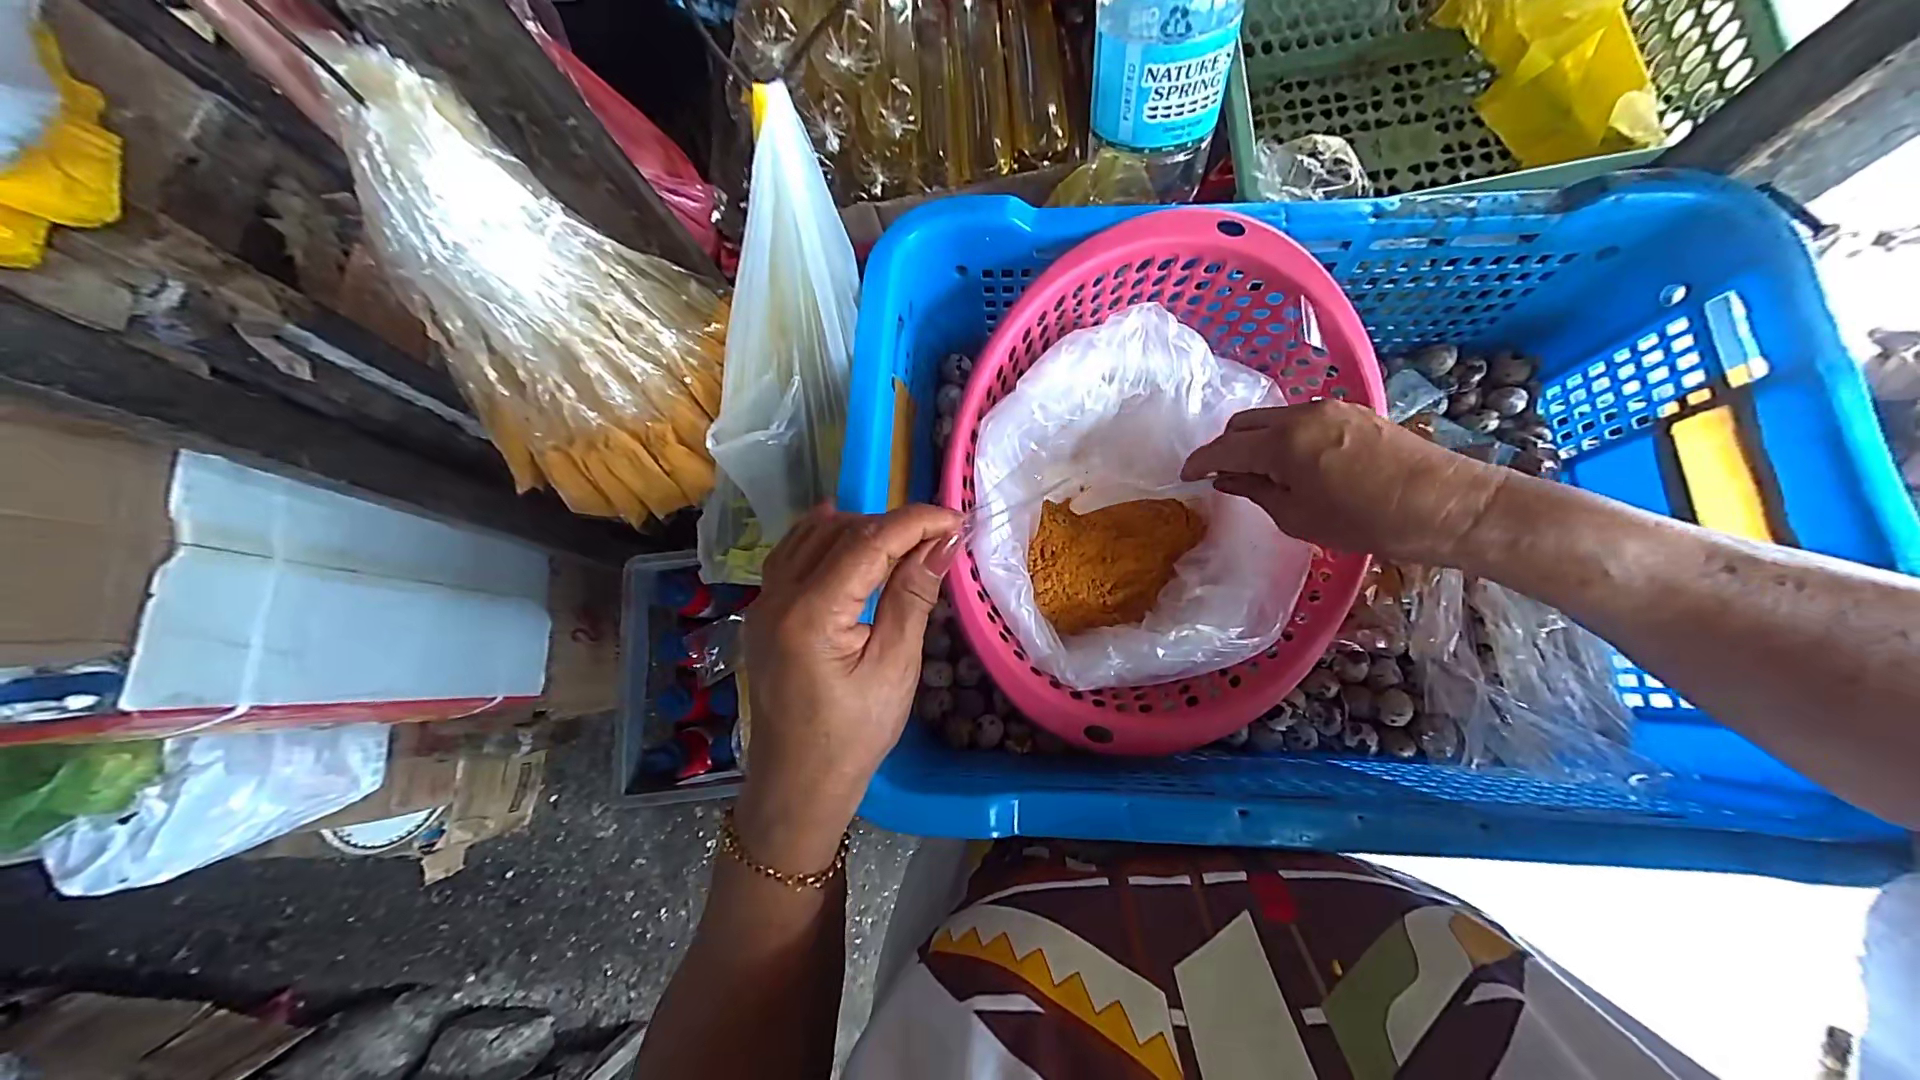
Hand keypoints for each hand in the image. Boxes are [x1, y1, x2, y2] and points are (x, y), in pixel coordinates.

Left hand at [736, 504, 961, 871]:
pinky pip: (792, 555)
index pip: (868, 543)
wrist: (798, 784)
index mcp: (811, 614)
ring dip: (860, 528)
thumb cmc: (853, 736)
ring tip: (903, 542)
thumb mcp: (894, 668)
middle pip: (839, 532)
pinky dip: (824, 538)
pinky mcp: (763, 612)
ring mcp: (763, 602)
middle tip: (937, 538)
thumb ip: (913, 597)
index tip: (955, 520)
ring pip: (812, 536)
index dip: (915, 522)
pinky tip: (847, 534)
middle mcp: (777, 596)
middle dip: (892, 525)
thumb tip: (942, 544)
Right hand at [1181, 400, 1509, 567]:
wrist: (1447, 506)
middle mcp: (1302, 414)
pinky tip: (1290, 461)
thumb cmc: (1367, 522)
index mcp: (1283, 443)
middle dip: (1225, 446)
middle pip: (1244, 422)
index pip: (1224, 447)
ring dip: (1255, 440)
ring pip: (1272, 417)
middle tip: (1221, 475)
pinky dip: (1282, 436)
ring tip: (1257, 470)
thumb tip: (1226, 479)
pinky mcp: (1352, 411)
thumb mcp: (1299, 517)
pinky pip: (1299, 418)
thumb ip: (1255, 491)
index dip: (1200, 462)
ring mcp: (1330, 408)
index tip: (1186, 476)